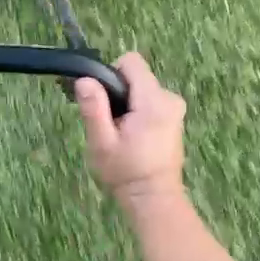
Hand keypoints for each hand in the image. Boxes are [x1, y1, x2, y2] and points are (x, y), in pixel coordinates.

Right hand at [75, 51, 186, 199]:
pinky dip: (136, 111)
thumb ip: (94, 107)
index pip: (130, 62)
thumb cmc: (125, 171)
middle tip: (106, 122)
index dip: (110, 75)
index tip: (102, 100)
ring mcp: (174, 108)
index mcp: (154, 101)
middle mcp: (169, 98)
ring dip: (126, 104)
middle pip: (135, 76)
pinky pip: (148, 100)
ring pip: (140, 88)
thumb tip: (85, 79)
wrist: (152, 198)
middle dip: (117, 93)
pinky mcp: (173, 117)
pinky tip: (130, 135)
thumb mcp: (102, 141)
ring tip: (118, 132)